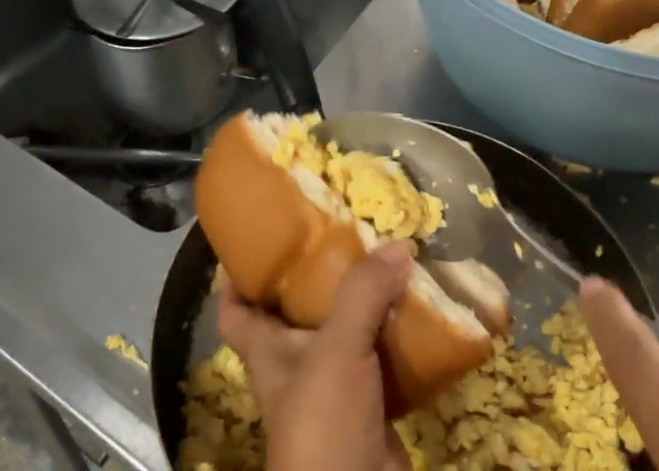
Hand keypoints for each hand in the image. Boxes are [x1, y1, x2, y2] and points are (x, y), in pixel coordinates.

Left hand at [217, 242, 413, 470]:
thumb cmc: (322, 422)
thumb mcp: (336, 350)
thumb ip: (362, 295)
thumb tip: (397, 243)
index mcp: (267, 351)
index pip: (236, 311)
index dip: (238, 276)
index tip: (259, 238)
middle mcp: (295, 367)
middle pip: (299, 313)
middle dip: (322, 278)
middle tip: (349, 236)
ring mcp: (334, 389)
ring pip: (348, 334)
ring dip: (369, 306)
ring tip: (393, 263)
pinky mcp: (371, 408)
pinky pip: (384, 362)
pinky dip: (400, 339)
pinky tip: (422, 314)